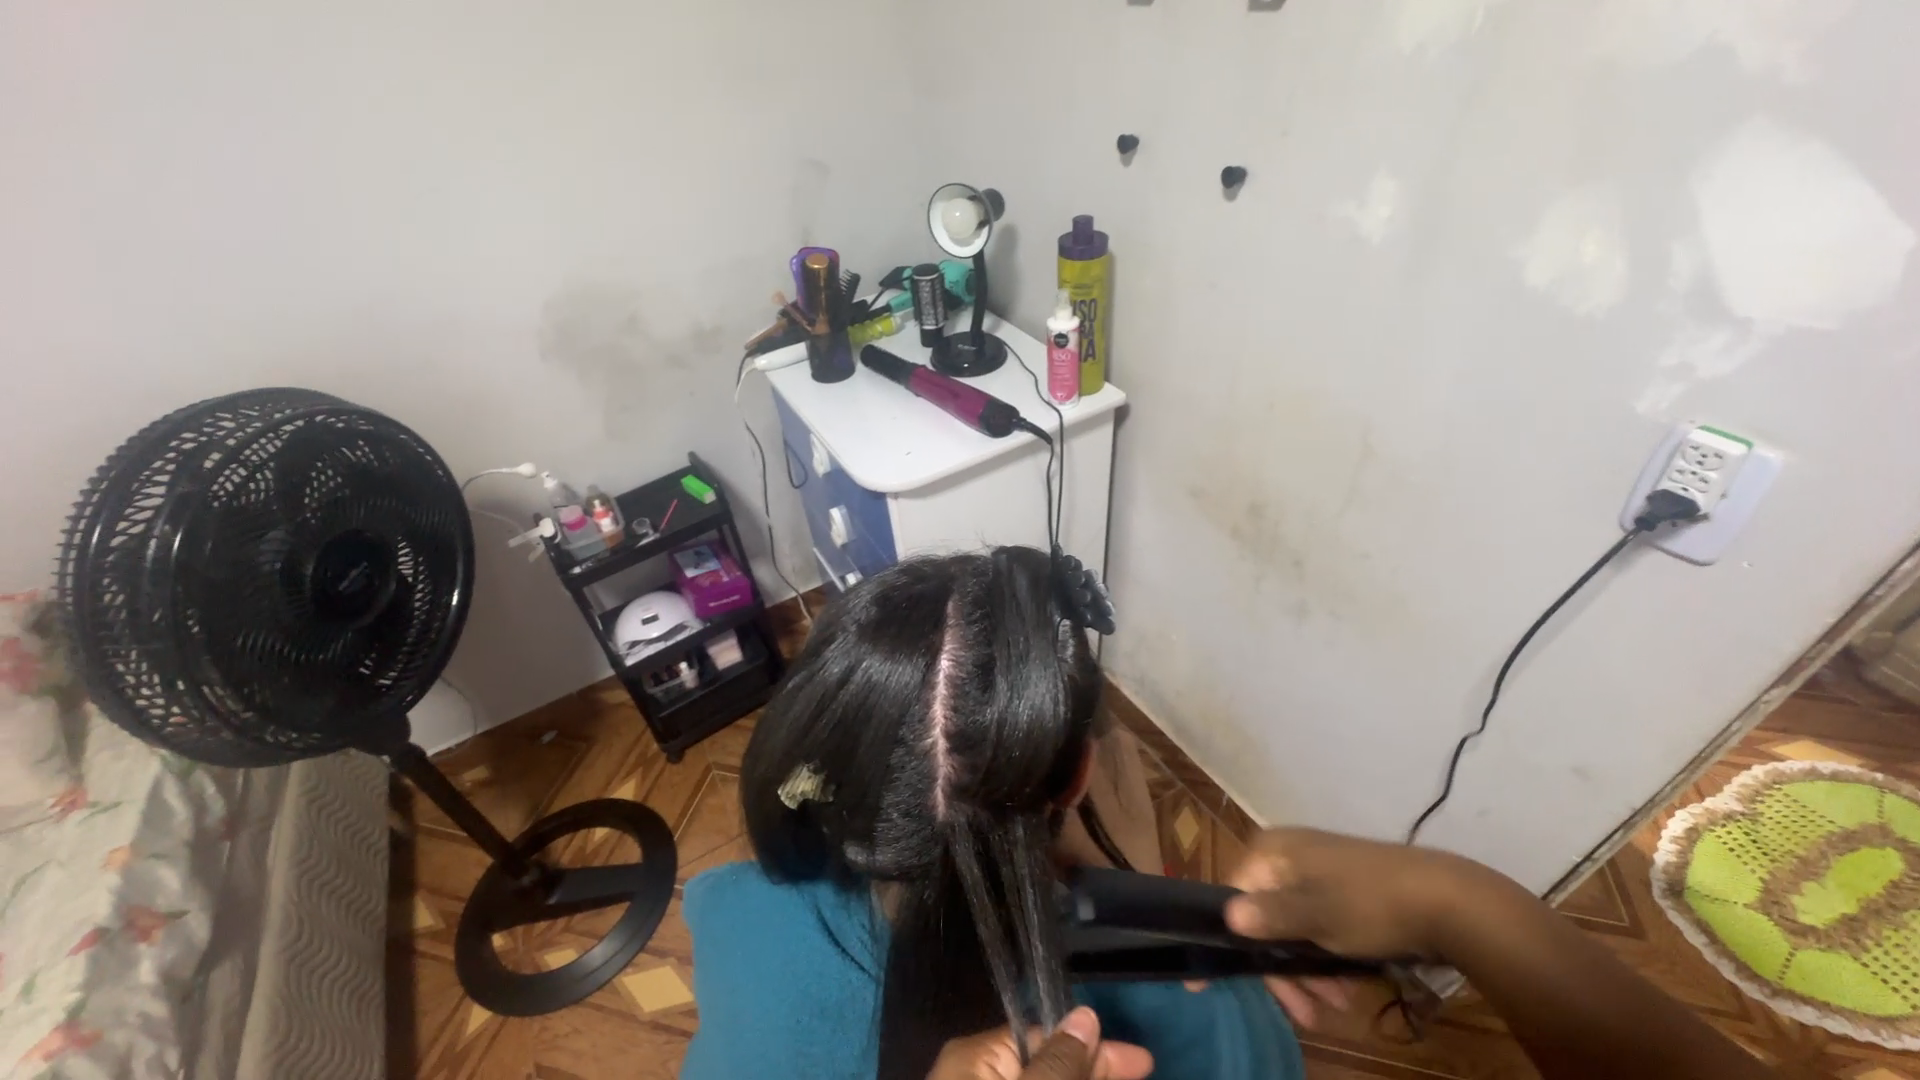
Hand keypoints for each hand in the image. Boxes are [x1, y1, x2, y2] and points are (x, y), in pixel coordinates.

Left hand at [927, 1006, 1153, 1079]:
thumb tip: (1087, 1015)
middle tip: (1141, 1071)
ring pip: (1039, 1077)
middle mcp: (975, 1072)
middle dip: (1092, 1068)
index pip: (1047, 1036)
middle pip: (1046, 1062)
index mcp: (977, 1054)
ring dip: (1078, 1075)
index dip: (1097, 1048)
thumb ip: (1056, 1063)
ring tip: (1117, 1076)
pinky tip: (1085, 1079)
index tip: (1144, 1060)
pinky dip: (1054, 1079)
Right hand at [1220, 828, 1495, 1027]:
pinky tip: (1347, 984)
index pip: (1234, 898)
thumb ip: (1270, 917)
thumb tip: (1228, 917)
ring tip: (1336, 1003)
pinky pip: (1317, 921)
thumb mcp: (1316, 917)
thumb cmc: (1369, 904)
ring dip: (1308, 969)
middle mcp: (1287, 853)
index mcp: (1271, 850)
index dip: (1235, 943)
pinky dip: (1325, 954)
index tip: (1235, 985)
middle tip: (1306, 1010)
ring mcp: (1316, 867)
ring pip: (1293, 924)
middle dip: (1283, 967)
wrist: (1448, 899)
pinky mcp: (1342, 885)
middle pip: (1264, 915)